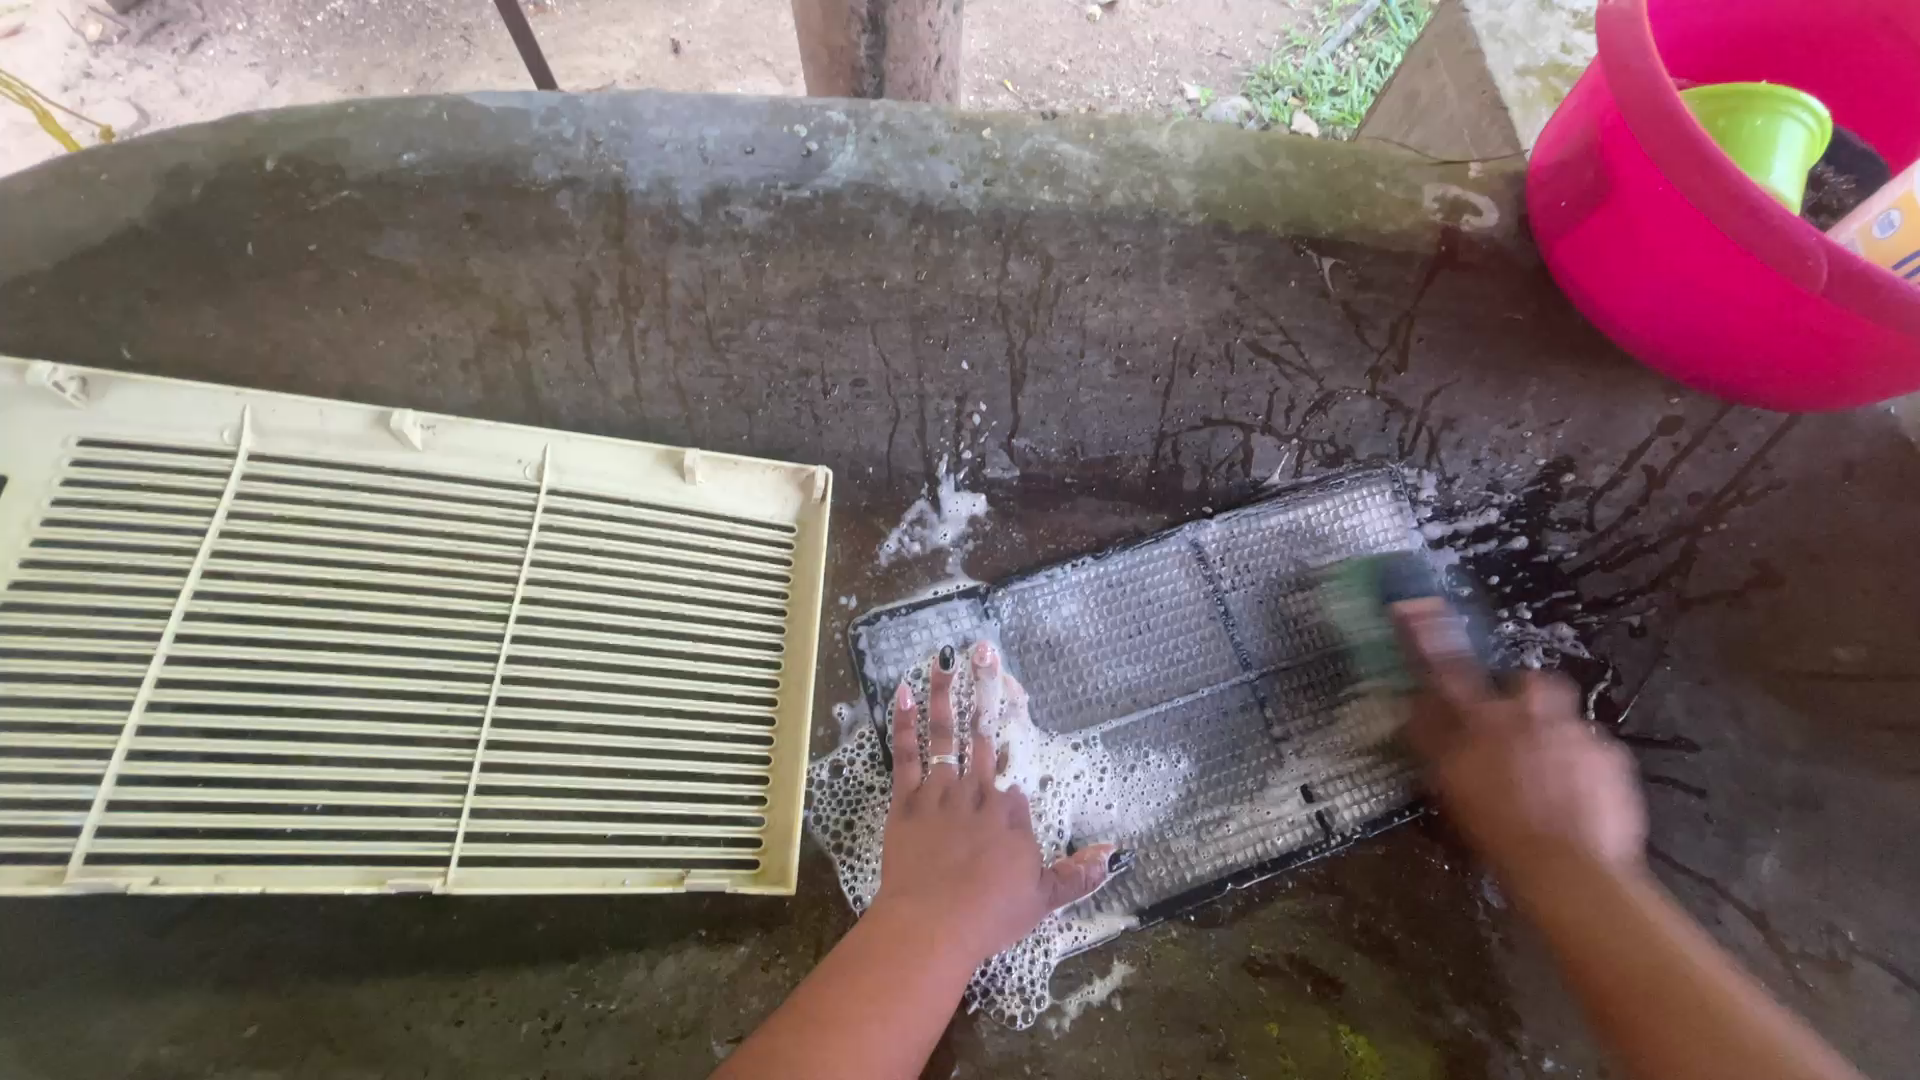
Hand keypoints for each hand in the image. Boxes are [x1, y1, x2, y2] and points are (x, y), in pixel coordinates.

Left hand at [867, 641, 1114, 965]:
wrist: (934, 924)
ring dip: (945, 693)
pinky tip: (903, 691)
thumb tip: (1117, 853)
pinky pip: (906, 754)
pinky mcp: (907, 799)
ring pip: (944, 734)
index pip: (1014, 786)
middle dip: (986, 689)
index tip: (1005, 774)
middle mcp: (978, 791)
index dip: (1008, 784)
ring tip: (943, 657)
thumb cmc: (990, 914)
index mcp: (1011, 812)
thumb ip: (1079, 874)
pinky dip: (903, 722)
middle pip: (985, 733)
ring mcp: (941, 791)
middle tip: (983, 648)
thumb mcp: (1044, 898)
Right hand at [1392, 598, 1647, 898]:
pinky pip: (1594, 749)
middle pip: (1527, 682)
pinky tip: (1574, 795)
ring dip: (1553, 731)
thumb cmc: (1493, 827)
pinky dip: (1582, 764)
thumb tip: (1415, 706)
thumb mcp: (1445, 782)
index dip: (1427, 633)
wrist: (1569, 868)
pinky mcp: (1614, 761)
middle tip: (1513, 721)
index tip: (1412, 604)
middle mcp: (1530, 715)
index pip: (1445, 666)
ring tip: (1546, 766)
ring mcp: (1578, 735)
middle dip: (1520, 692)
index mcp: (1481, 719)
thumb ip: (1430, 738)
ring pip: (1563, 717)